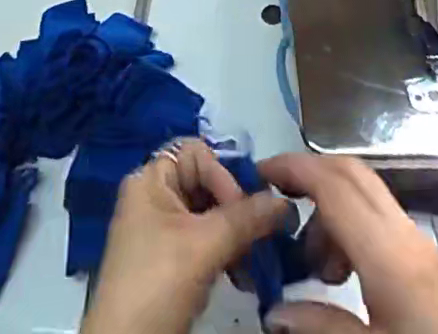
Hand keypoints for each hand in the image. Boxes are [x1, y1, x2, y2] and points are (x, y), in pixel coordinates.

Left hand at [83, 139, 291, 333]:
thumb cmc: (159, 283)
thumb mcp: (205, 245)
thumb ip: (248, 217)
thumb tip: (286, 202)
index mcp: (150, 180)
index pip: (199, 153)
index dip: (223, 175)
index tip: (243, 210)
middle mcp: (154, 197)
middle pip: (207, 183)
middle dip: (237, 209)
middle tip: (259, 235)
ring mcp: (160, 230)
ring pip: (211, 214)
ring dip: (236, 235)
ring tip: (254, 262)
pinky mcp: (169, 260)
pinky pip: (206, 240)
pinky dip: (226, 253)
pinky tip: (242, 276)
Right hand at [258, 154, 437, 333]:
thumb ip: (325, 327)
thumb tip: (276, 310)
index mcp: (389, 254)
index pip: (336, 186)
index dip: (295, 169)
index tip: (259, 173)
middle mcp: (406, 235)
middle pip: (353, 176)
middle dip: (310, 175)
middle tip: (274, 201)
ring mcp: (422, 246)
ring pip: (367, 199)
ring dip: (330, 212)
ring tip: (311, 265)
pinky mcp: (431, 263)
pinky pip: (381, 225)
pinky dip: (351, 232)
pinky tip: (343, 277)